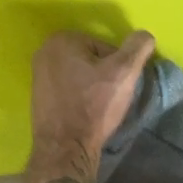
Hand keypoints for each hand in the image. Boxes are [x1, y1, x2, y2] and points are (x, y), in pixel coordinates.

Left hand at [30, 31, 157, 156]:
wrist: (66, 147)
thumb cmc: (94, 106)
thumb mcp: (125, 71)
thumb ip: (138, 46)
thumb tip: (145, 35)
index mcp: (62, 39)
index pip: (106, 47)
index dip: (119, 66)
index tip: (117, 85)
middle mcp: (44, 51)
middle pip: (92, 59)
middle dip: (105, 75)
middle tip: (110, 97)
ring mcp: (38, 74)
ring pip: (81, 74)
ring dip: (94, 87)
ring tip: (99, 107)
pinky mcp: (39, 95)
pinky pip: (69, 88)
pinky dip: (80, 96)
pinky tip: (85, 112)